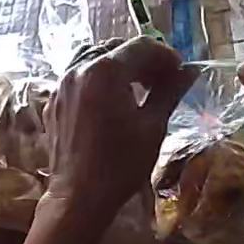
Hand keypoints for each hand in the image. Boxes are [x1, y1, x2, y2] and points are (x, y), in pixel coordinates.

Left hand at [42, 37, 195, 233]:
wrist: (79, 197)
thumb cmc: (120, 164)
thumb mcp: (153, 126)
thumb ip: (170, 91)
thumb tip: (190, 71)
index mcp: (104, 72)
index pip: (141, 46)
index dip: (165, 56)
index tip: (180, 73)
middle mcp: (78, 70)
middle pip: (115, 49)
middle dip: (142, 60)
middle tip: (162, 81)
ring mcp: (61, 86)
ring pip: (93, 59)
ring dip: (118, 67)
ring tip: (136, 90)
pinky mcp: (53, 103)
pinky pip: (77, 78)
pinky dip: (97, 80)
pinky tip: (111, 102)